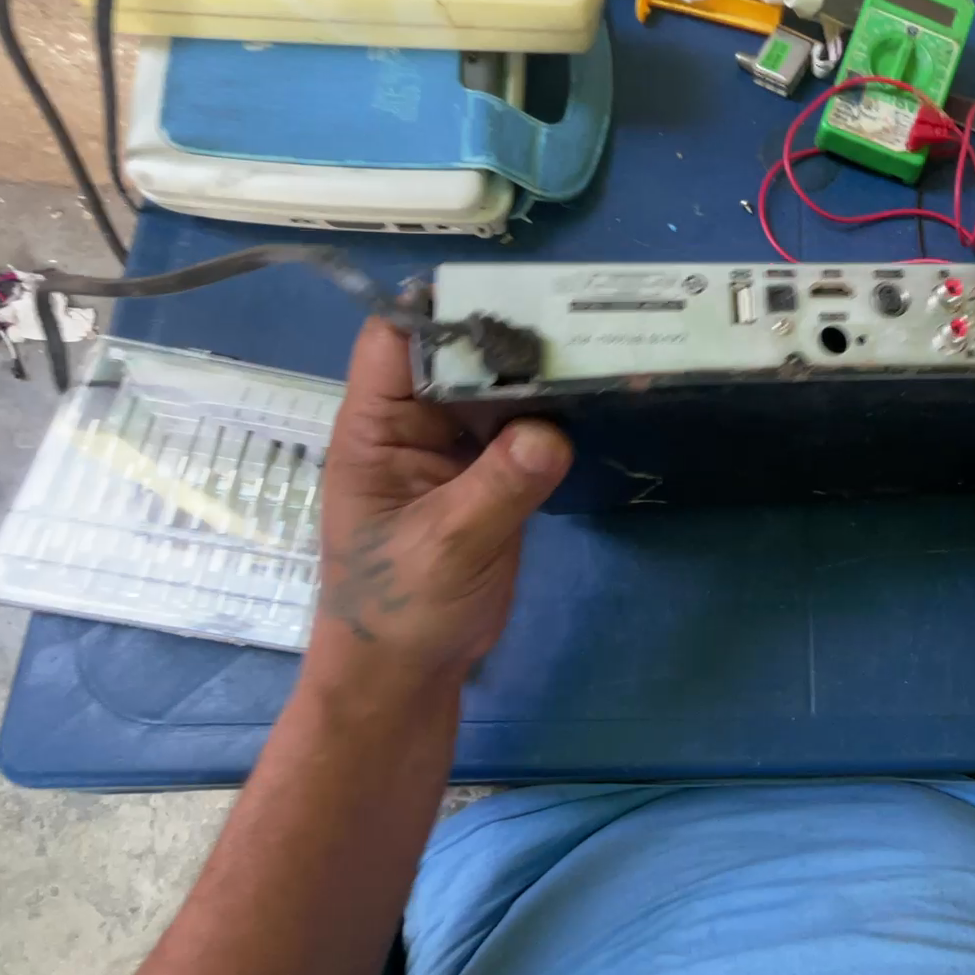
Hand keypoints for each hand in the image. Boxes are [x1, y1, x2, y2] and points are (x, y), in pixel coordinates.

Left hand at [312, 318, 570, 682]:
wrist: (412, 668)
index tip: (514, 306)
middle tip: (578, 329)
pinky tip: (591, 409)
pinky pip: (523, 435)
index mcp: (377, 430)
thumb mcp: (446, 546)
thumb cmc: (401, 608)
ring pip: (497, 395)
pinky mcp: (492, 479)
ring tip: (597, 359)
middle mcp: (415, 428)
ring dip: (539, 380)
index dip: (444, 314)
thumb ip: (497, 488)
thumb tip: (551, 430)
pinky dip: (553, 420)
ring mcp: (457, 453)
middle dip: (509, 342)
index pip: (397, 342)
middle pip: (458, 360)